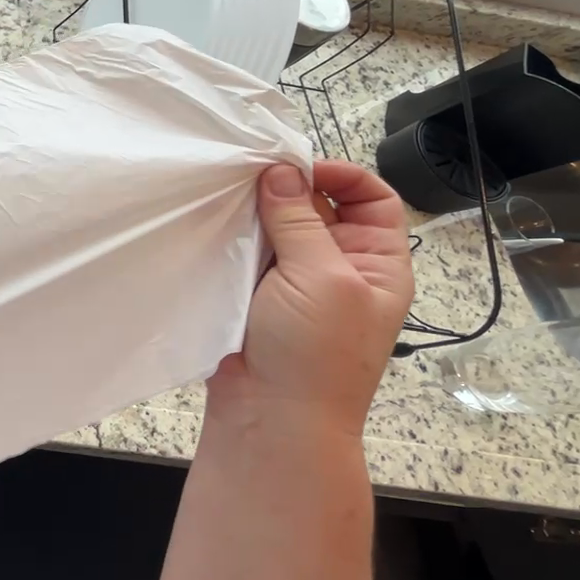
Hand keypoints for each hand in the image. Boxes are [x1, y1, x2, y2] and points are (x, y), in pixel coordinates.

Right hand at [212, 160, 414, 431]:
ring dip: (249, 212)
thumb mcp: (321, 279)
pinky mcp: (249, 288)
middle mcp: (334, 263)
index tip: (291, 167)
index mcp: (375, 261)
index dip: (338, 175)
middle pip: (314, 206)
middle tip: (241, 176)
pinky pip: (241, 249)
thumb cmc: (315, 351)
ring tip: (217, 197)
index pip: (370, 198)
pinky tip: (205, 224)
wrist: (272, 411)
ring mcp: (289, 277)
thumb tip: (281, 170)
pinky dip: (225, 234)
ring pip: (272, 225)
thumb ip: (300, 222)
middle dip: (282, 187)